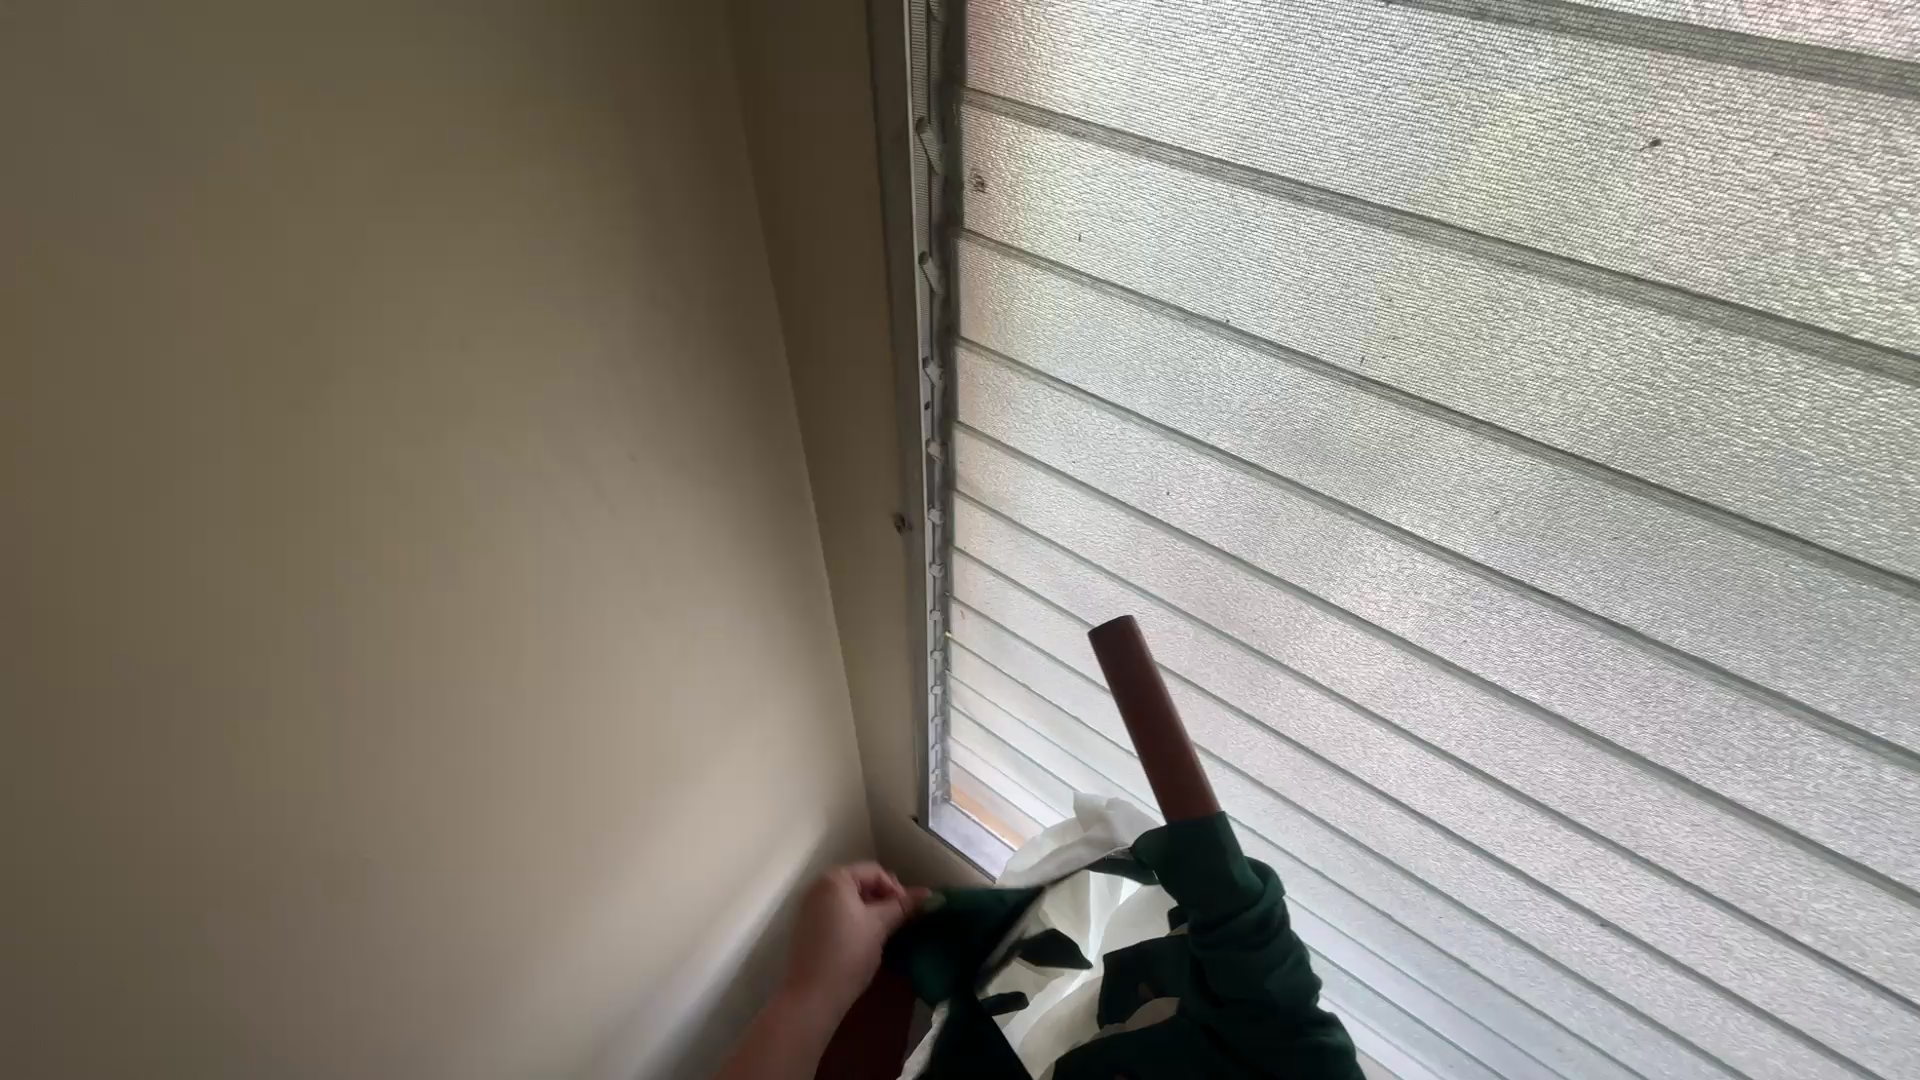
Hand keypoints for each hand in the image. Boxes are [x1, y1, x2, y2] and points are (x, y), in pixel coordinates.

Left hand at [780, 862, 929, 1014]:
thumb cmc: (848, 955)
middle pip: (861, 882)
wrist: (811, 998)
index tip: (909, 911)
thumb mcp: (879, 926)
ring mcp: (810, 906)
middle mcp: (819, 886)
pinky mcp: (807, 927)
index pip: (875, 872)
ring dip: (871, 910)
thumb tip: (930, 893)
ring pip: (850, 899)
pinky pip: (837, 912)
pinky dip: (854, 919)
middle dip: (883, 898)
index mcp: (835, 879)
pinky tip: (865, 939)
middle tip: (900, 919)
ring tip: (886, 930)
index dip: (896, 888)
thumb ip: (903, 906)